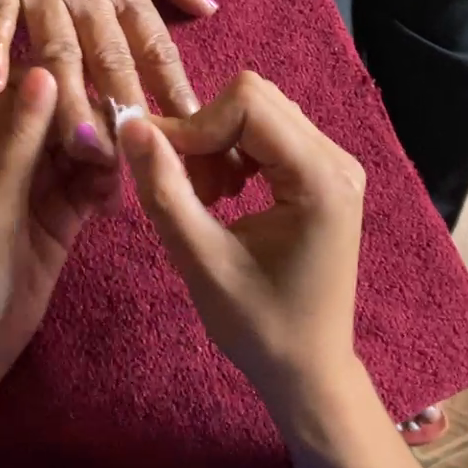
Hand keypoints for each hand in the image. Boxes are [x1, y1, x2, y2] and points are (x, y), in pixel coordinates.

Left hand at [0, 68, 112, 404]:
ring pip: (78, 152)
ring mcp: (38, 192)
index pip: (23, 90)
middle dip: (89, 123)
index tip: (97, 79)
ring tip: (117, 178)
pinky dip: (103, 190)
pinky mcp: (60, 222)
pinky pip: (88, 189)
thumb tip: (43, 71)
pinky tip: (114, 205)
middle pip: (58, 119)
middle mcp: (12, 161)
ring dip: (102, 158)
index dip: (58, 79)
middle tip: (119, 143)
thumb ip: (20, 140)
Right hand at [116, 72, 366, 402]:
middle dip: (206, 132)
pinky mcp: (321, 172)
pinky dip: (231, 151)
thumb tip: (130, 125)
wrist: (308, 370)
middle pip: (254, 98)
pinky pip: (266, 131)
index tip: (163, 165)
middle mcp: (337, 158)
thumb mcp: (200, 260)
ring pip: (257, 110)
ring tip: (204, 198)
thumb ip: (164, 189)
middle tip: (186, 186)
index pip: (249, 102)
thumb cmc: (258, 326)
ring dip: (216, 143)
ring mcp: (333, 163)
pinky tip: (221, 195)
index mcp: (321, 178)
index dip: (195, 124)